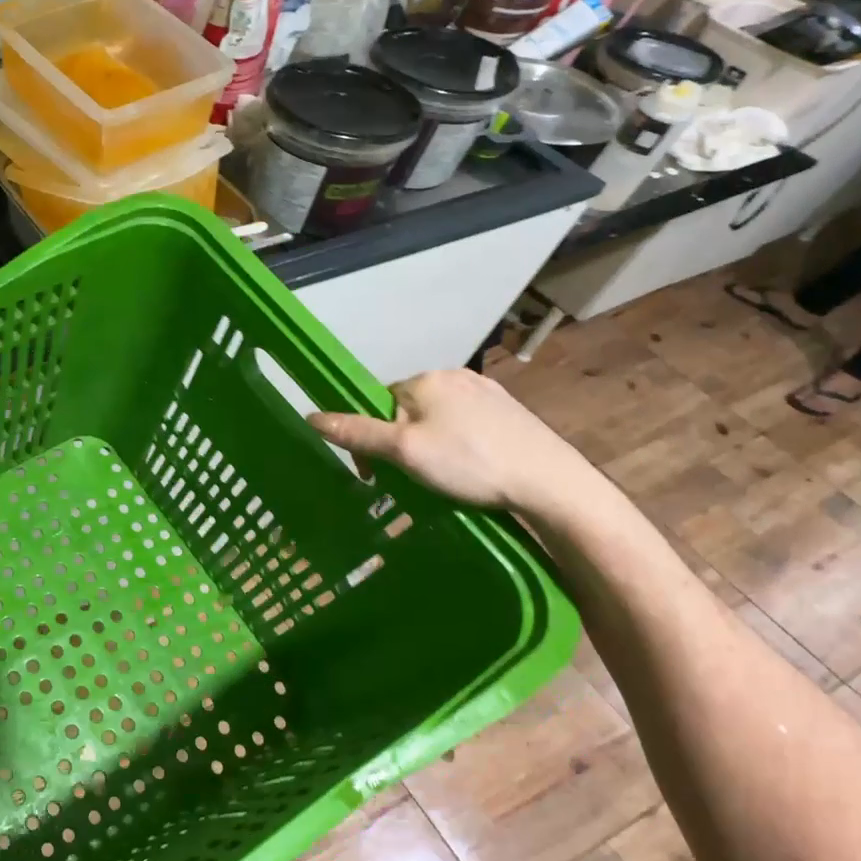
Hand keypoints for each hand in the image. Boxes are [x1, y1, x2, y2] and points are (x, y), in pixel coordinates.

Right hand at [307, 368, 602, 516]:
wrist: (550, 483)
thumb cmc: (469, 463)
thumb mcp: (403, 451)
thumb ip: (356, 432)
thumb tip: (310, 415)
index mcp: (425, 380)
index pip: (378, 401)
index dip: (370, 436)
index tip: (375, 472)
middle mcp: (455, 377)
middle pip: (406, 409)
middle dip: (400, 442)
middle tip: (408, 479)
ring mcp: (487, 393)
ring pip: (437, 419)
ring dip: (428, 445)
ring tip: (440, 478)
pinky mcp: (510, 413)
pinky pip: (465, 426)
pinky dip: (458, 446)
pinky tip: (469, 469)